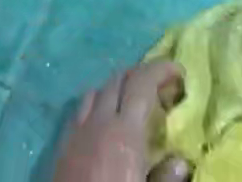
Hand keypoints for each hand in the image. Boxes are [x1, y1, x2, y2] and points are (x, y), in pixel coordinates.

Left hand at [52, 60, 190, 181]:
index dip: (161, 69)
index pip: (142, 83)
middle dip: (141, 75)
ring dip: (118, 87)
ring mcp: (77, 130)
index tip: (179, 71)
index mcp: (124, 133)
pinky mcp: (62, 144)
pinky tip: (105, 120)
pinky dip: (97, 101)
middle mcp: (99, 121)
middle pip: (119, 79)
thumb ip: (166, 181)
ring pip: (98, 89)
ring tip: (134, 101)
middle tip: (161, 88)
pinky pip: (81, 108)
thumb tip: (179, 161)